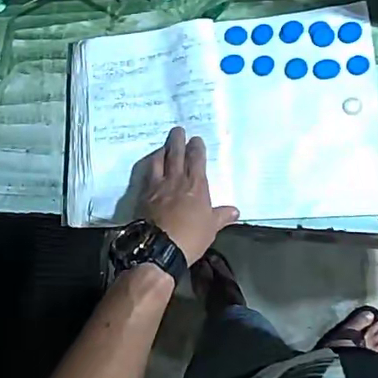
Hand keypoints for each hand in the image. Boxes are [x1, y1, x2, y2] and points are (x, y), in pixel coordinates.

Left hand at [137, 127, 239, 263]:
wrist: (159, 247)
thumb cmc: (190, 237)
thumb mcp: (211, 227)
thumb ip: (221, 216)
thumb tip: (235, 211)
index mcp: (196, 185)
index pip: (197, 160)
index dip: (197, 148)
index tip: (196, 139)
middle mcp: (176, 180)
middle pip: (177, 155)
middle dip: (178, 141)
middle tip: (177, 130)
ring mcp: (157, 186)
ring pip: (159, 161)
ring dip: (162, 151)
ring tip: (164, 146)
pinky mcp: (143, 195)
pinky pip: (146, 174)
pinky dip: (149, 167)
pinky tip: (150, 167)